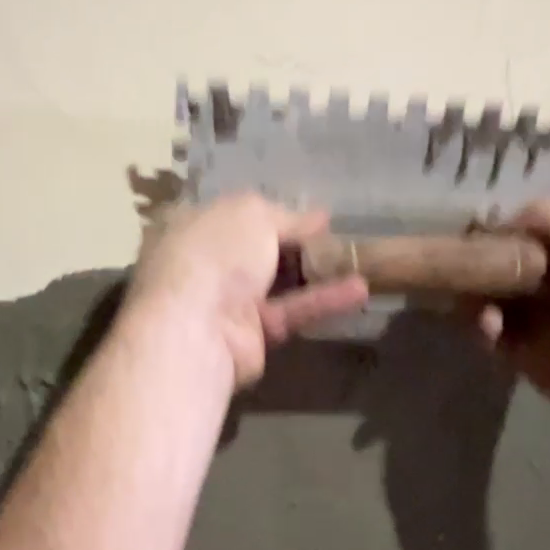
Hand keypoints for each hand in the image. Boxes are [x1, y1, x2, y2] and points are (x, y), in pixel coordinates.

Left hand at [126, 194, 369, 386]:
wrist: (195, 328)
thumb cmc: (214, 253)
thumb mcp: (251, 214)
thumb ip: (287, 216)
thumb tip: (318, 217)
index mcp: (190, 225)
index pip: (231, 215)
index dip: (268, 212)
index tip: (307, 215)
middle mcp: (204, 264)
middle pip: (255, 251)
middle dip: (294, 244)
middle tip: (335, 236)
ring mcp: (225, 303)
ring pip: (277, 284)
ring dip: (316, 272)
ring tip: (357, 260)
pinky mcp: (250, 337)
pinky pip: (290, 312)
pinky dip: (322, 301)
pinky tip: (359, 289)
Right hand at [475, 201, 549, 418]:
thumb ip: (545, 216)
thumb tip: (501, 221)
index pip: (524, 230)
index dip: (499, 230)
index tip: (475, 234)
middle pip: (499, 264)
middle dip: (479, 265)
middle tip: (465, 269)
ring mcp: (535, 316)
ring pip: (487, 299)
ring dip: (476, 297)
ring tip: (478, 303)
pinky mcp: (523, 350)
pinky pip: (490, 334)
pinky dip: (483, 328)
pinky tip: (491, 327)